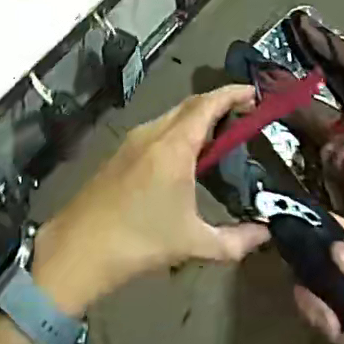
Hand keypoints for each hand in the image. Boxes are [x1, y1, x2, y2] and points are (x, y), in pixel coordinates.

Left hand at [32, 86, 269, 314]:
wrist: (78, 250)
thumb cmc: (139, 241)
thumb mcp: (193, 243)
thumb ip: (234, 240)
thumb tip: (264, 233)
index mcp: (174, 144)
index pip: (208, 104)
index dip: (233, 94)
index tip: (254, 93)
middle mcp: (153, 132)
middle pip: (191, 104)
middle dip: (219, 104)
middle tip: (244, 116)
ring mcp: (134, 140)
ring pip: (173, 115)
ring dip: (198, 118)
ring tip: (220, 137)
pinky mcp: (121, 152)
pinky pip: (158, 128)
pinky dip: (180, 131)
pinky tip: (187, 156)